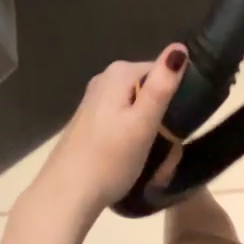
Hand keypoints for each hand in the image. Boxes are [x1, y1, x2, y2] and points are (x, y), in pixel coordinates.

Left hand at [37, 45, 187, 215]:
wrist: (64, 196)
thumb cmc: (108, 160)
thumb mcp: (143, 123)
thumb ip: (162, 85)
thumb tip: (179, 47)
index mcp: (120, 72)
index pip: (164, 74)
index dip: (177, 102)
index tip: (178, 135)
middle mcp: (106, 79)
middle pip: (151, 94)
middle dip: (164, 124)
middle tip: (165, 159)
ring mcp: (96, 100)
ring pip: (139, 111)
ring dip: (151, 138)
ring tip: (153, 169)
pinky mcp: (91, 121)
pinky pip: (124, 122)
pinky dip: (133, 141)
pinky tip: (132, 164)